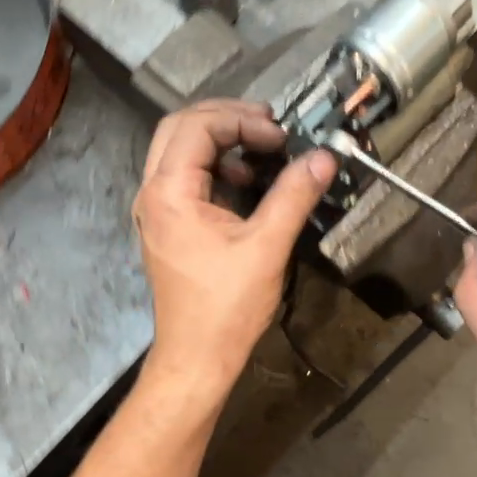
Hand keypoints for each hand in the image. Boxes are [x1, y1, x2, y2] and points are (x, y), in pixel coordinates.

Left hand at [133, 99, 336, 396]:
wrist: (197, 357)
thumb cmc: (226, 307)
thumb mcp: (267, 246)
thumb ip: (294, 195)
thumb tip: (323, 157)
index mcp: (169, 192)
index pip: (197, 126)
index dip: (242, 121)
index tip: (280, 136)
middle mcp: (153, 194)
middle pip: (179, 128)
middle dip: (226, 119)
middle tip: (268, 128)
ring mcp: (155, 212)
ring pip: (179, 152)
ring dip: (219, 142)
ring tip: (261, 153)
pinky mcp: (166, 228)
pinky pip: (184, 179)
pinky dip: (214, 169)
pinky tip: (246, 185)